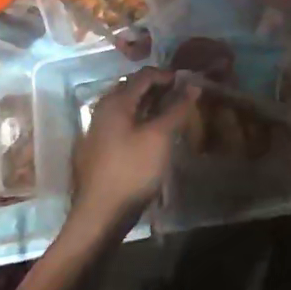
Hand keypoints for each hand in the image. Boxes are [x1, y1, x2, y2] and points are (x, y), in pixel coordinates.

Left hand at [67, 69, 196, 238]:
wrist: (101, 214)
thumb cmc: (133, 170)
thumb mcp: (160, 137)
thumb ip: (177, 108)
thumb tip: (192, 85)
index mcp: (114, 103)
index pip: (143, 76)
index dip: (167, 75)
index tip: (190, 82)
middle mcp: (102, 111)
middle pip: (133, 89)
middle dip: (159, 89)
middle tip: (184, 97)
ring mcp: (98, 131)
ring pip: (128, 108)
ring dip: (152, 106)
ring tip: (174, 114)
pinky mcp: (100, 149)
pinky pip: (123, 124)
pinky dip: (142, 121)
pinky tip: (155, 134)